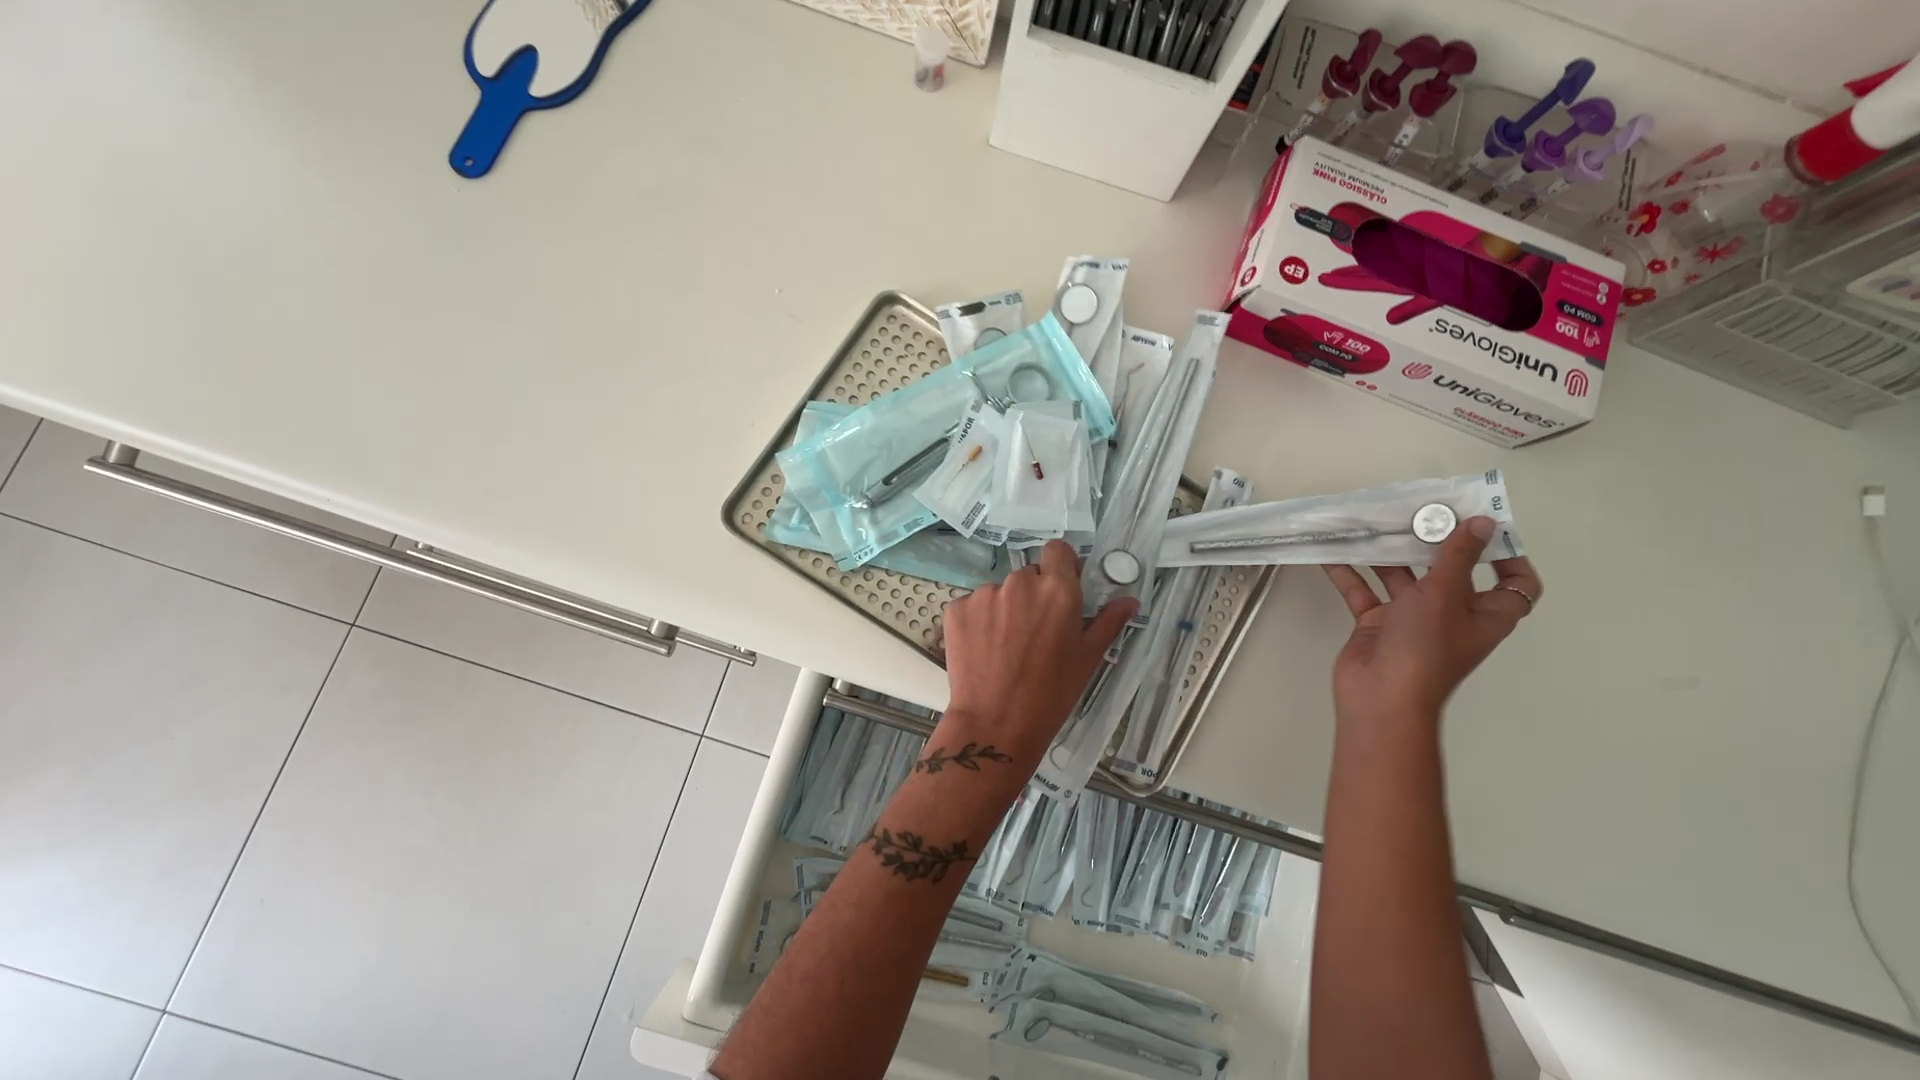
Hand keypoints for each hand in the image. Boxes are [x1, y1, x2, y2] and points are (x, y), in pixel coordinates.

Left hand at [942, 540, 1137, 761]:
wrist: (996, 723)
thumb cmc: (1051, 693)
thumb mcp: (1088, 658)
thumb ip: (1108, 621)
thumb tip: (1129, 600)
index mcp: (1058, 589)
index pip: (1058, 551)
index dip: (1060, 567)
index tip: (1060, 590)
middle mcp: (1020, 582)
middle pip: (1029, 575)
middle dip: (1033, 595)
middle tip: (1035, 632)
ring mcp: (984, 594)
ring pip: (999, 592)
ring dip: (1005, 609)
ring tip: (1007, 647)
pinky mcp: (956, 609)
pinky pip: (972, 606)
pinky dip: (978, 622)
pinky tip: (984, 650)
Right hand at [1321, 516, 1541, 725]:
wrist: (1380, 698)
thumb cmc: (1424, 648)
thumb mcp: (1445, 594)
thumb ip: (1458, 555)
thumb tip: (1481, 522)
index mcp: (1485, 613)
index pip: (1513, 582)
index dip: (1507, 554)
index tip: (1483, 526)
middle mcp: (1452, 614)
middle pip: (1450, 571)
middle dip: (1433, 541)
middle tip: (1417, 509)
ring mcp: (1411, 620)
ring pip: (1403, 577)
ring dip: (1387, 553)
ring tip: (1371, 521)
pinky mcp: (1377, 624)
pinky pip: (1365, 592)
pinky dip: (1349, 573)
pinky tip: (1330, 552)